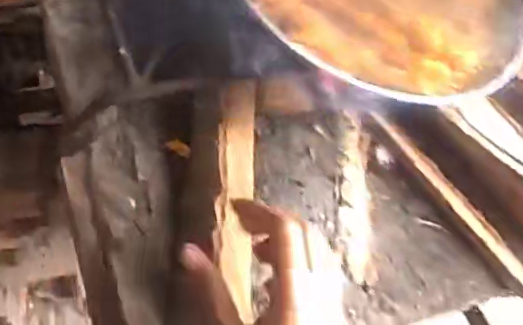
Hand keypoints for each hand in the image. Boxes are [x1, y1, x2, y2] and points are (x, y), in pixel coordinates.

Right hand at [181, 199, 342, 324]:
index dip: (259, 211)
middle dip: (274, 221)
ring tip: (258, 253)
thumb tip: (187, 249)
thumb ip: (212, 291)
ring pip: (319, 253)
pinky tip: (276, 284)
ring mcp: (335, 311)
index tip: (232, 209)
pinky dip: (300, 263)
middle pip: (307, 234)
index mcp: (297, 294)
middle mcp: (322, 296)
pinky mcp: (336, 322)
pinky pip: (323, 276)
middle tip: (244, 226)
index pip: (286, 230)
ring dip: (289, 242)